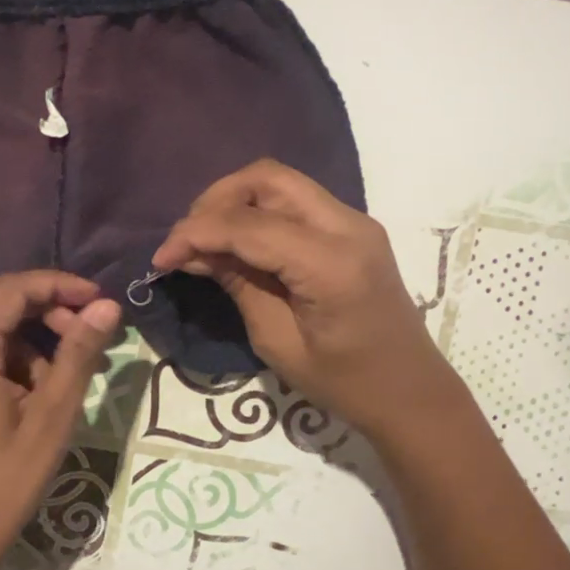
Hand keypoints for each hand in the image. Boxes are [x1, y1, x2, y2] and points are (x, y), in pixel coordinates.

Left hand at [0, 272, 120, 568]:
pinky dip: (5, 348)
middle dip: (41, 301)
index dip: (57, 285)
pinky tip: (34, 383)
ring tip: (65, 365)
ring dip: (25, 327)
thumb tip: (106, 307)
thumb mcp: (52, 417)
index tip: (98, 299)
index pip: (10, 291)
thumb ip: (78, 355)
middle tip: (82, 325)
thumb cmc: (6, 480)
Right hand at [152, 159, 446, 433]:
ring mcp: (354, 222)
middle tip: (187, 240)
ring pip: (281, 182)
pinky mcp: (352, 229)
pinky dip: (258, 211)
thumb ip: (239, 285)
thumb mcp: (278, 342)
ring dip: (236, 201)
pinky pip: (295, 201)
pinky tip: (237, 243)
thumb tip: (194, 253)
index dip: (196, 233)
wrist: (409, 392)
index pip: (248, 225)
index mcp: (330, 263)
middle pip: (267, 178)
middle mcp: (347, 226)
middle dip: (216, 201)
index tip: (160, 258)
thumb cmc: (344, 382)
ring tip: (206, 240)